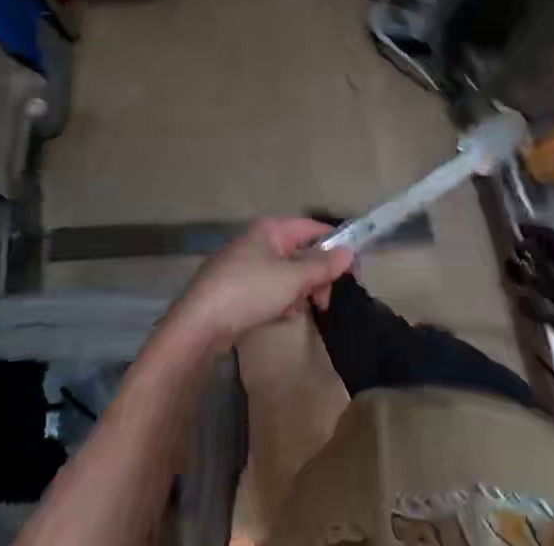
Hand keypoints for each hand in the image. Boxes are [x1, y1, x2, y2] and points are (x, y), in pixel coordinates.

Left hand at [163, 218, 353, 353]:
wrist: (199, 324)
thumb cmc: (248, 292)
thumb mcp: (292, 278)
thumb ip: (322, 265)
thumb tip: (348, 251)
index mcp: (270, 229)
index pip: (313, 228)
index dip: (336, 247)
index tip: (354, 272)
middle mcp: (258, 241)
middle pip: (301, 253)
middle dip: (316, 276)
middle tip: (323, 301)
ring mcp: (246, 265)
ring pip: (288, 274)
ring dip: (298, 292)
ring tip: (294, 310)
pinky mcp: (238, 289)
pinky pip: (271, 289)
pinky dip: (280, 301)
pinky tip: (280, 316)